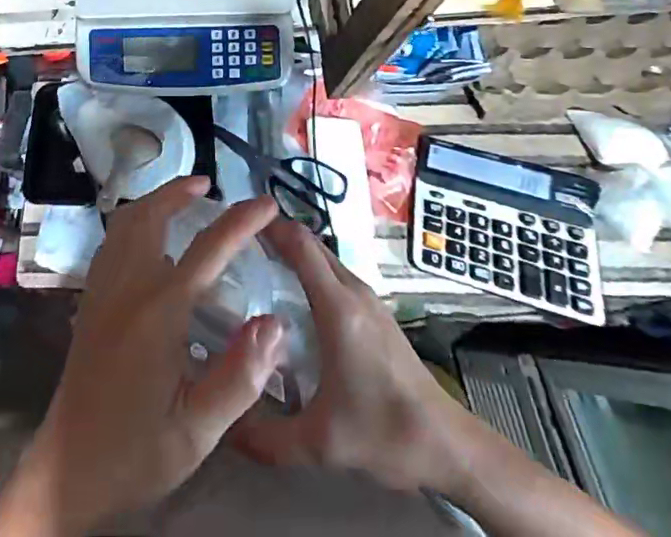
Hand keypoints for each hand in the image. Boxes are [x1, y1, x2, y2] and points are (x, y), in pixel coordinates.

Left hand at [0, 178, 285, 536]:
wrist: (66, 473)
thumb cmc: (136, 453)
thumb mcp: (199, 430)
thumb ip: (240, 375)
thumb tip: (275, 324)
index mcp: (158, 312)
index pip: (208, 250)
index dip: (242, 222)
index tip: (268, 205)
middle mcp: (126, 288)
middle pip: (151, 217)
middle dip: (180, 191)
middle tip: (210, 185)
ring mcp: (102, 292)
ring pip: (124, 224)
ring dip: (154, 202)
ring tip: (182, 199)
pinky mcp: (89, 304)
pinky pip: (111, 243)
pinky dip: (133, 222)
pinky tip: (148, 238)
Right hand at [233, 220, 476, 495]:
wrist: (446, 446)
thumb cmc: (384, 434)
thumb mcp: (318, 443)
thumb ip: (265, 438)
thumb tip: (224, 427)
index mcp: (338, 308)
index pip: (300, 245)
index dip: (267, 227)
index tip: (232, 224)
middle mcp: (354, 293)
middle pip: (310, 245)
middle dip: (272, 237)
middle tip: (232, 250)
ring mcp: (368, 301)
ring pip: (323, 260)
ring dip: (291, 255)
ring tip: (252, 271)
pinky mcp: (375, 314)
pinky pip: (333, 277)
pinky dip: (307, 274)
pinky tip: (287, 302)